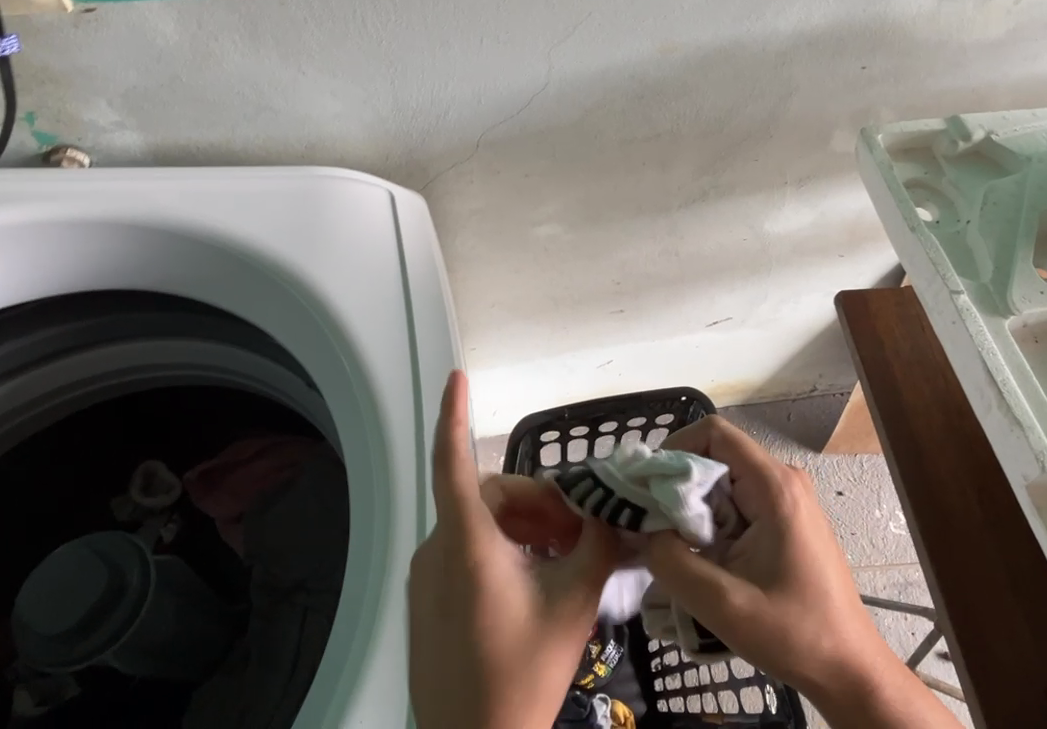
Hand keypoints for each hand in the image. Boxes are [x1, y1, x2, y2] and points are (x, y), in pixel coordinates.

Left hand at [408, 371, 617, 728]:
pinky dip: (504, 550)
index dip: (452, 413)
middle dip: (537, 501)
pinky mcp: (427, 600)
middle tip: (579, 532)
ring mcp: (428, 577)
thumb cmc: (521, 673)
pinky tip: (536, 580)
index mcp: (466, 543)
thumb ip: (599, 546)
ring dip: (525, 528)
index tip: (457, 374)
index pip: (451, 462)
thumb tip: (619, 511)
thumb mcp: (573, 604)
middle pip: (489, 497)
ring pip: (481, 525)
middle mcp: (438, 550)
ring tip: (565, 558)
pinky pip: (467, 552)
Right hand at [644, 416, 961, 728]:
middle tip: (651, 525)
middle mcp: (782, 480)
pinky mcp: (784, 520)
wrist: (847, 667)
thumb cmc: (793, 633)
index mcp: (774, 486)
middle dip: (677, 485)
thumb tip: (642, 527)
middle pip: (715, 456)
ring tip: (673, 546)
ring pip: (722, 482)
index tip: (647, 489)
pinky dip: (710, 521)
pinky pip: (736, 502)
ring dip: (692, 508)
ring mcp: (786, 499)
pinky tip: (702, 557)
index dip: (673, 450)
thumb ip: (671, 560)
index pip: (714, 433)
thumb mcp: (722, 604)